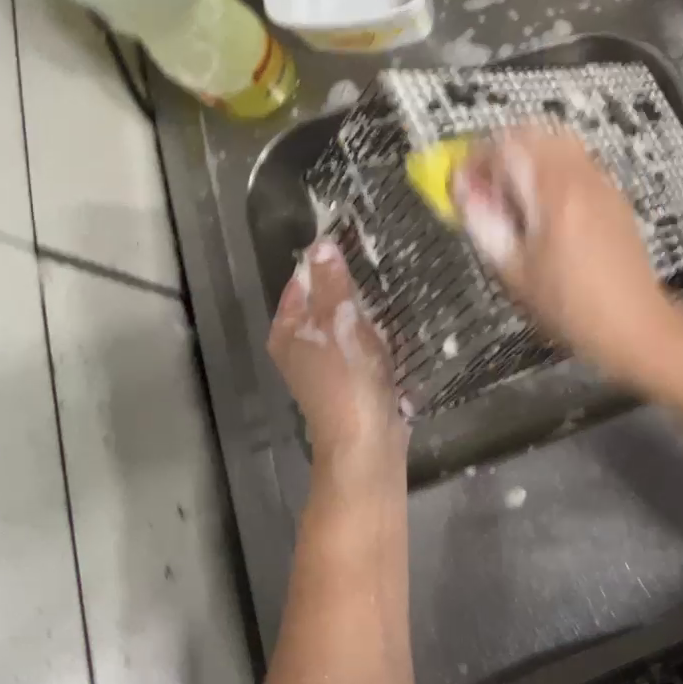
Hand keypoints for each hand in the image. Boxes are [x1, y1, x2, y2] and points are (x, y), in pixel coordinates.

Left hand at [267, 239, 406, 478]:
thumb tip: (321, 245)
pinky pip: (360, 346)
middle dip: (348, 288)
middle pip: (323, 304)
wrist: (366, 438)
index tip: (354, 244)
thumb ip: (332, 282)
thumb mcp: (340, 319)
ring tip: (390, 294)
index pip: (300, 282)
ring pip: (344, 325)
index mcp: (287, 331)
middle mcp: (298, 348)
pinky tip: (395, 331)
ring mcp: (324, 367)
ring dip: (365, 313)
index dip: (324, 263)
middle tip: (377, 267)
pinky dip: (375, 337)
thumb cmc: (347, 375)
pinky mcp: (349, 382)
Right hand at [451, 129, 675, 376]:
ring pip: (559, 143)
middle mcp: (581, 177)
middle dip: (503, 151)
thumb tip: (462, 189)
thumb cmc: (571, 307)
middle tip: (488, 185)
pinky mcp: (615, 196)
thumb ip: (483, 222)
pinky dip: (555, 170)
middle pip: (535, 133)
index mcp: (553, 192)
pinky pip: (579, 163)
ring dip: (530, 158)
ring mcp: (603, 183)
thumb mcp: (513, 271)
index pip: (507, 145)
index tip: (464, 181)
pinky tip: (547, 208)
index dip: (477, 157)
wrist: (633, 323)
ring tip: (516, 196)